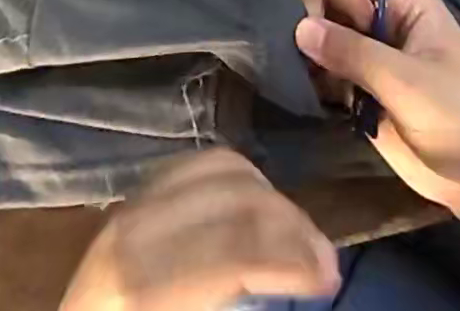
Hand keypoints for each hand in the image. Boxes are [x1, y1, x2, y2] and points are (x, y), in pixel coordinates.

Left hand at [58, 149, 338, 310]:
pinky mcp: (134, 197)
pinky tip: (259, 209)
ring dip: (271, 197)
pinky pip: (198, 166)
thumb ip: (231, 293)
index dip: (292, 257)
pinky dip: (240, 179)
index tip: (329, 278)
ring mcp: (130, 204)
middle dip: (291, 224)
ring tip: (297, 236)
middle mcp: (133, 227)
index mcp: (138, 281)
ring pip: (221, 166)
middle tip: (325, 261)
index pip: (235, 248)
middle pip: (234, 195)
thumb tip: (294, 270)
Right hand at [296, 0, 459, 212]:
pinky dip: (312, 75)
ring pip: (322, 28)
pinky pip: (322, 65)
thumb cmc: (459, 119)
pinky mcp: (357, 86)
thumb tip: (299, 27)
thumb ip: (354, 53)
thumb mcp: (409, 82)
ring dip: (311, 49)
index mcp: (407, 2)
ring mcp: (369, 53)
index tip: (355, 22)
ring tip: (320, 80)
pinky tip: (317, 94)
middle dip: (319, 17)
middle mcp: (383, 19)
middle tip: (328, 57)